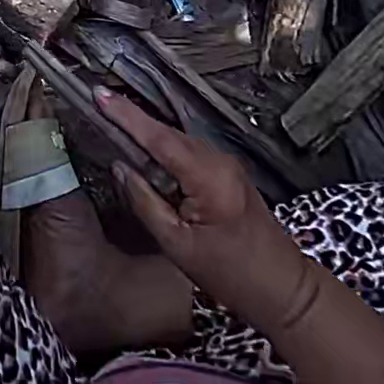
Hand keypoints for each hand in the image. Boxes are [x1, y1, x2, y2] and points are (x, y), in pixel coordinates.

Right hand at [98, 88, 316, 331]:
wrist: (286, 290)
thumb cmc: (234, 275)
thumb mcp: (178, 246)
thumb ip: (145, 201)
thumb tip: (119, 167)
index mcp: (208, 177)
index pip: (158, 137)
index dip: (125, 114)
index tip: (99, 94)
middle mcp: (217, 160)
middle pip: (165, 131)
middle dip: (131, 116)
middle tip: (97, 101)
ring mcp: (223, 162)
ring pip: (174, 138)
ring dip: (144, 130)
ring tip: (110, 118)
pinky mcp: (223, 170)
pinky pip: (184, 148)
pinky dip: (160, 144)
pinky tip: (141, 146)